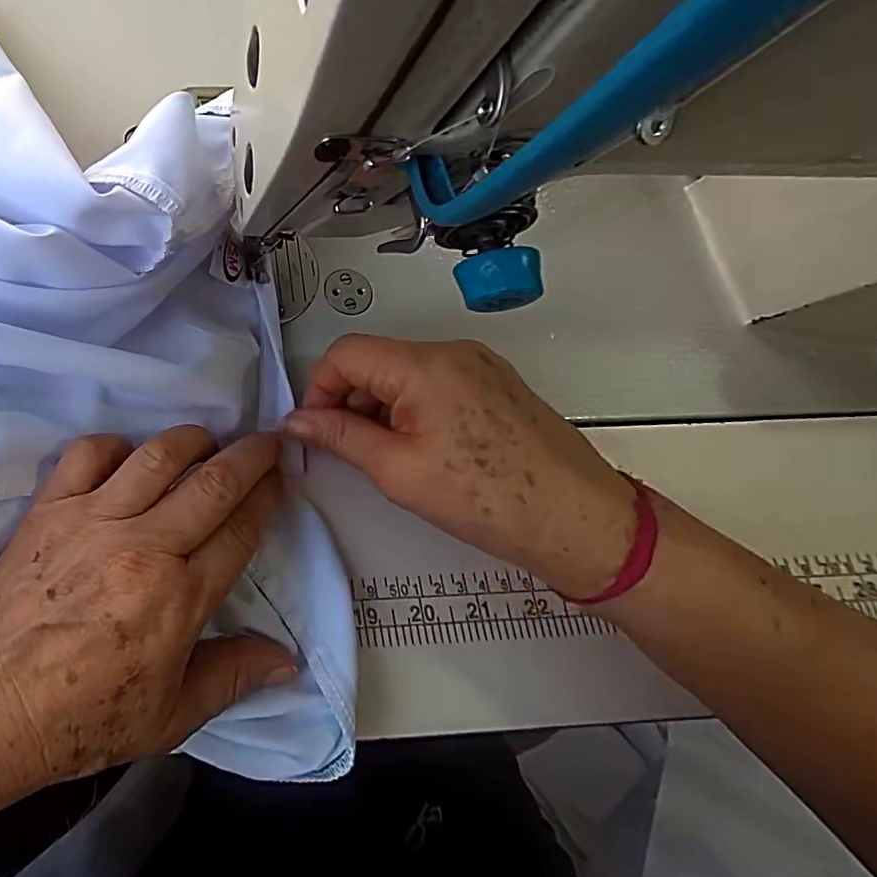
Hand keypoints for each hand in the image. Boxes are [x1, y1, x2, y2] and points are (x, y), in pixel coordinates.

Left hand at [0, 427, 298, 851]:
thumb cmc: (82, 715)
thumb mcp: (170, 717)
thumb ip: (231, 678)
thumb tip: (286, 657)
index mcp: (180, 597)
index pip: (239, 530)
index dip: (266, 498)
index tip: (280, 479)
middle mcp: (142, 546)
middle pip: (210, 483)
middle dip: (248, 456)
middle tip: (266, 442)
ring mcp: (92, 519)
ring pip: (154, 457)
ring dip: (189, 439)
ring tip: (206, 438)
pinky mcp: (49, 508)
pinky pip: (85, 455)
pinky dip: (112, 444)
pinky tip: (125, 455)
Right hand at [280, 335, 635, 598]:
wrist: (581, 523)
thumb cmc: (488, 498)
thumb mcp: (395, 469)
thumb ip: (337, 436)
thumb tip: (295, 422)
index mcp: (425, 366)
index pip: (344, 354)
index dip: (318, 389)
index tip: (316, 428)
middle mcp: (451, 353)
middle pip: (371, 359)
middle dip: (346, 398)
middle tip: (344, 446)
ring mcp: (476, 365)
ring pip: (397, 370)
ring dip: (375, 404)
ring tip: (384, 452)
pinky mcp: (491, 382)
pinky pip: (428, 380)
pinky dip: (406, 406)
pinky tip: (416, 445)